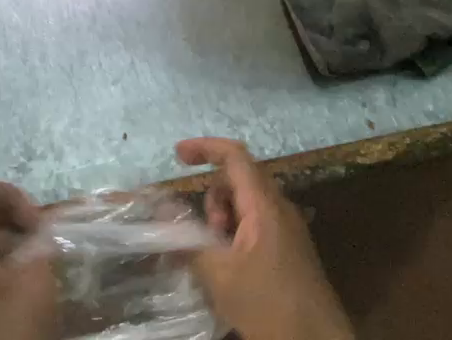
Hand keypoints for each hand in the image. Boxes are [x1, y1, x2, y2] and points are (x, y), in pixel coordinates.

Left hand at [0, 180, 57, 339]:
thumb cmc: (6, 333)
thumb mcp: (35, 285)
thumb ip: (41, 246)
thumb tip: (42, 232)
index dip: (14, 195)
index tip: (38, 223)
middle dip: (16, 221)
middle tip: (43, 242)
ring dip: (12, 245)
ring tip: (38, 265)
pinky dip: (2, 266)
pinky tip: (23, 287)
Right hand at [176, 138, 354, 339]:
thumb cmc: (267, 302)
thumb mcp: (219, 276)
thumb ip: (188, 241)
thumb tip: (161, 213)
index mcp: (264, 204)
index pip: (234, 156)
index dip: (205, 148)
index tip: (177, 156)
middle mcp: (279, 207)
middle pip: (239, 180)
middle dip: (213, 198)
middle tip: (206, 234)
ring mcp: (287, 227)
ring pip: (247, 205)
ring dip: (224, 220)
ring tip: (217, 257)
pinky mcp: (290, 248)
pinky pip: (257, 224)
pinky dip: (236, 234)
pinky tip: (229, 267)